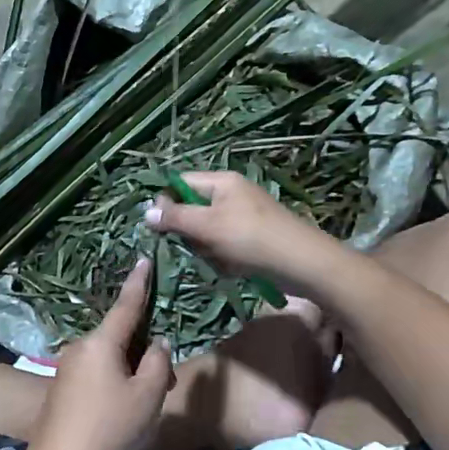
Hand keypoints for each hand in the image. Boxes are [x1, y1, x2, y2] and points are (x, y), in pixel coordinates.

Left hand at [27, 258, 173, 449]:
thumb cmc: (110, 427)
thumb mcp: (148, 394)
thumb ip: (159, 361)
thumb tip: (156, 342)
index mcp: (100, 342)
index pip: (125, 305)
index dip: (138, 283)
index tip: (144, 258)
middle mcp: (80, 347)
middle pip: (120, 336)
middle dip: (145, 349)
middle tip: (168, 377)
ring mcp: (68, 367)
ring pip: (110, 357)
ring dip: (133, 369)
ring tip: (151, 400)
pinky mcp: (63, 388)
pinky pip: (97, 372)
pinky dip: (117, 380)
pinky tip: (128, 407)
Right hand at [144, 171, 334, 292]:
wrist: (302, 263)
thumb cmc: (250, 238)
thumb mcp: (207, 226)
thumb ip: (175, 218)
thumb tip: (146, 212)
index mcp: (222, 182)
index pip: (180, 183)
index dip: (166, 202)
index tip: (160, 226)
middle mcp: (232, 194)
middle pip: (192, 209)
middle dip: (189, 232)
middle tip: (197, 246)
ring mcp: (243, 216)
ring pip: (206, 231)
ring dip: (206, 248)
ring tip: (219, 259)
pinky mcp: (252, 237)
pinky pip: (224, 244)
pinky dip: (223, 257)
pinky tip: (233, 267)